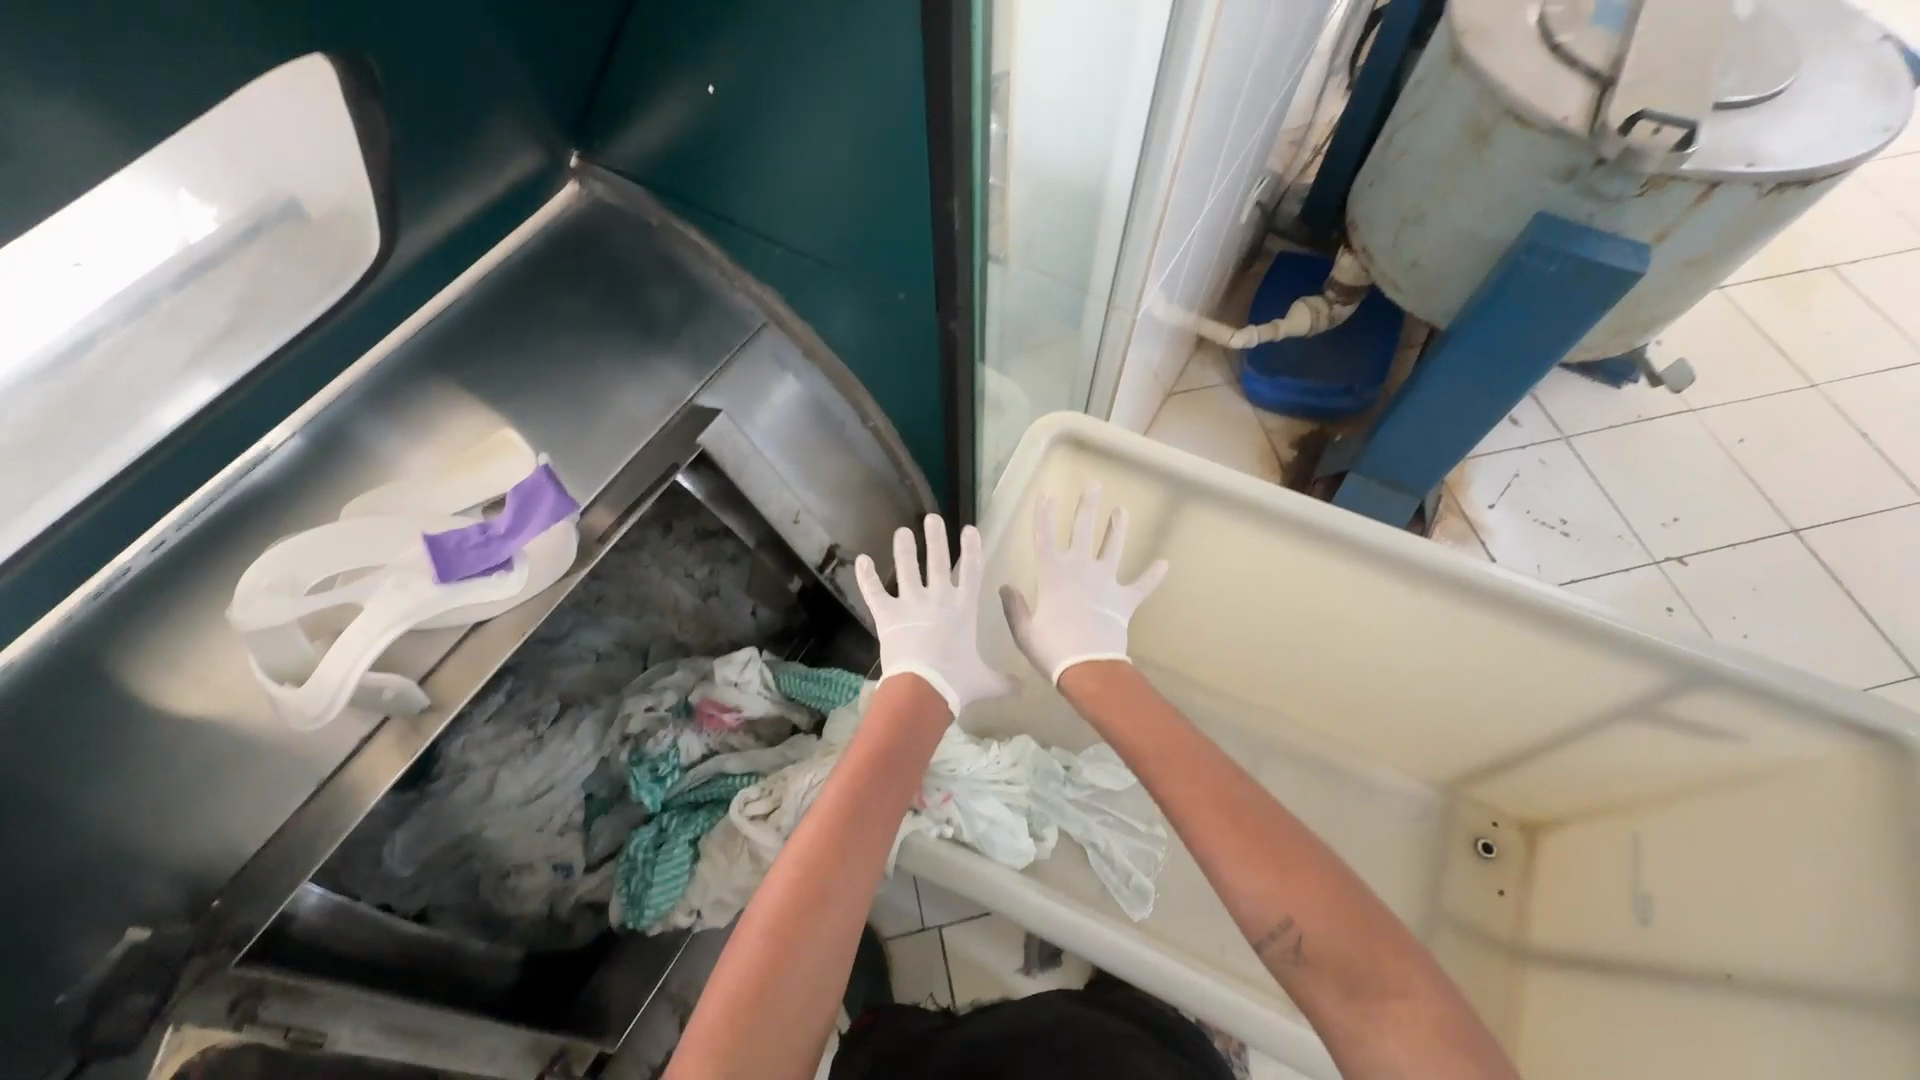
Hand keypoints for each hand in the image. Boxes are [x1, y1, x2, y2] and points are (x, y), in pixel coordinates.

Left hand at [855, 514, 1013, 715]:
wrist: (924, 688)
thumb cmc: (957, 681)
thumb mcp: (985, 681)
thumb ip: (1003, 681)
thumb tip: (1022, 688)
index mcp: (964, 608)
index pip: (971, 570)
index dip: (971, 548)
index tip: (969, 529)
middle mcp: (939, 598)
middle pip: (937, 560)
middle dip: (935, 538)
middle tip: (932, 518)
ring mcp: (911, 602)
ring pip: (906, 568)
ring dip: (903, 548)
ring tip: (902, 531)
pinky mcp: (887, 613)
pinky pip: (874, 590)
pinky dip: (866, 576)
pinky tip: (862, 560)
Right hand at [999, 486, 1167, 683]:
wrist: (1088, 667)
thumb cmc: (1051, 649)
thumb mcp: (1023, 631)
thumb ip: (1014, 607)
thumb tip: (1004, 587)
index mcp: (1052, 575)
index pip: (1044, 538)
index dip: (1044, 515)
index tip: (1046, 494)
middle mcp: (1080, 570)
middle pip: (1084, 531)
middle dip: (1088, 506)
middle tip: (1093, 485)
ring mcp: (1105, 583)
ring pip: (1113, 548)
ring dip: (1118, 528)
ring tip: (1123, 510)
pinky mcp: (1124, 600)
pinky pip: (1141, 586)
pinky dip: (1152, 576)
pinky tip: (1164, 564)